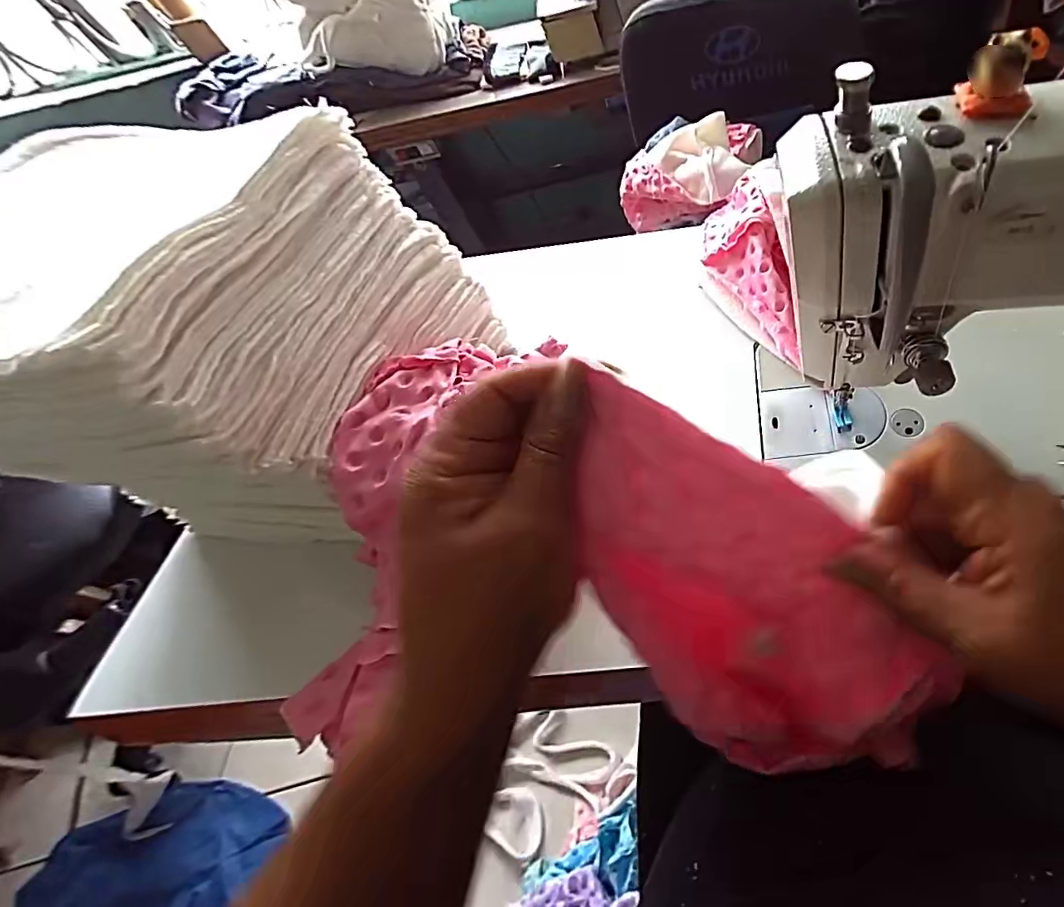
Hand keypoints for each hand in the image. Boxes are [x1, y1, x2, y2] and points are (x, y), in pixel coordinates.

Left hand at [395, 359, 588, 728]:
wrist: (472, 689)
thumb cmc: (498, 608)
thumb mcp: (534, 517)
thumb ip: (553, 443)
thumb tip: (572, 374)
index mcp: (444, 464)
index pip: (496, 393)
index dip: (547, 377)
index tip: (604, 377)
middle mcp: (453, 469)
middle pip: (510, 412)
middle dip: (562, 404)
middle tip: (619, 405)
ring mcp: (474, 493)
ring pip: (525, 440)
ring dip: (568, 434)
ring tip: (614, 431)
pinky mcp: (496, 514)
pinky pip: (532, 471)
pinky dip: (564, 464)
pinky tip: (595, 466)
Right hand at [833, 425, 1063, 735]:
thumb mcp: (973, 634)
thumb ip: (901, 589)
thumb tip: (837, 557)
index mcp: (1011, 509)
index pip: (941, 449)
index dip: (901, 482)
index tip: (889, 539)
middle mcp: (1018, 495)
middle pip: (938, 480)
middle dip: (909, 529)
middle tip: (908, 588)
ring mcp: (1024, 512)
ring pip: (948, 505)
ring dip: (927, 549)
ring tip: (938, 603)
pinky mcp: (1026, 531)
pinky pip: (968, 525)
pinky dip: (948, 557)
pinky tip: (958, 602)